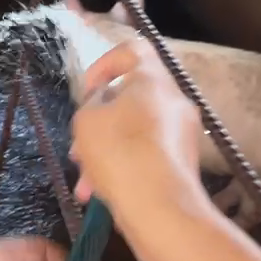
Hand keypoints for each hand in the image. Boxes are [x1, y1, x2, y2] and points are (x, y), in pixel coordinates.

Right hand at [70, 41, 207, 215]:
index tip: (88, 89)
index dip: (104, 62)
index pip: (133, 50)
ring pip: (134, 130)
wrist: (162, 210)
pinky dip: (122, 166)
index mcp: (153, 80)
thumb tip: (103, 106)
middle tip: (78, 143)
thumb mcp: (86, 119)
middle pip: (130, 97)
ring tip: (83, 181)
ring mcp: (182, 134)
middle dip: (98, 119)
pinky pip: (146, 154)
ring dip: (105, 149)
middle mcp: (174, 102)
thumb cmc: (120, 152)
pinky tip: (99, 193)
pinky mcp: (182, 164)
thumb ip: (90, 104)